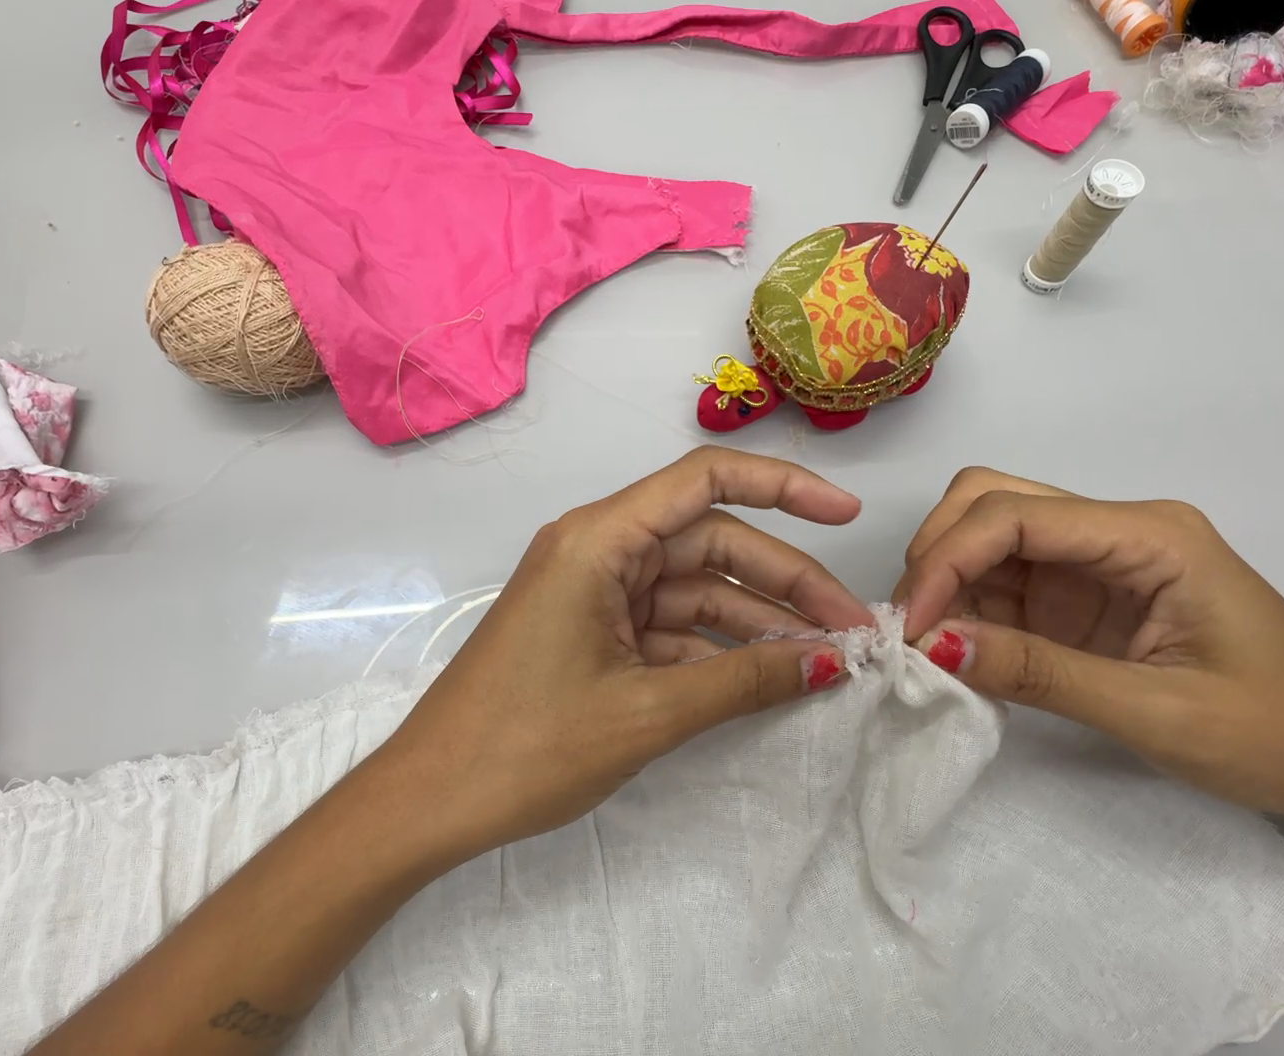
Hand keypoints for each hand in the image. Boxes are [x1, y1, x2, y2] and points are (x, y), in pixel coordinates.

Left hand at [379, 446, 874, 859]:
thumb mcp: (647, 712)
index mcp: (598, 540)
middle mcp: (597, 550)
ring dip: (756, 622)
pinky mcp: (593, 634)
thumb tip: (830, 660)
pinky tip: (768, 678)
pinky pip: (669, 628)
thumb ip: (744, 681)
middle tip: (854, 630)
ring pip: (694, 591)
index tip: (847, 516)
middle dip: (784, 583)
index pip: (703, 482)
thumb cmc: (527, 747)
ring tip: (826, 660)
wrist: (430, 802)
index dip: (783, 487)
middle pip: (709, 544)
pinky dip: (716, 651)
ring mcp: (594, 594)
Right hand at [893, 468, 1283, 823]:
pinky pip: (1001, 580)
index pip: (1015, 514)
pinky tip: (957, 648)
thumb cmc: (1276, 733)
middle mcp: (1114, 529)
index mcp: (1148, 535)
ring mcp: (1094, 559)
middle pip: (991, 500)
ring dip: (944, 579)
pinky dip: (964, 607)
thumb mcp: (1155, 711)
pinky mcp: (1079, 594)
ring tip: (926, 643)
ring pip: (986, 535)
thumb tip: (931, 647)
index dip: (947, 559)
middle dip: (936, 552)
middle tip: (913, 624)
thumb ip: (1039, 672)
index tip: (914, 627)